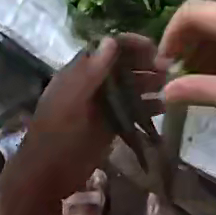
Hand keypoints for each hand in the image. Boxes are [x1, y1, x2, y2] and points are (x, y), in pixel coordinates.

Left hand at [0, 34, 162, 214]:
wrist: (47, 175)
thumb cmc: (57, 134)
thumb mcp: (73, 100)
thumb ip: (91, 71)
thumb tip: (111, 40)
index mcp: (78, 74)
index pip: (105, 49)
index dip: (127, 44)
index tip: (152, 47)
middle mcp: (91, 86)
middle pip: (120, 67)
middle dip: (142, 64)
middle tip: (166, 68)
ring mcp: (100, 107)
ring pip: (127, 88)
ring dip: (147, 84)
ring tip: (167, 84)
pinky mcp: (109, 127)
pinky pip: (130, 111)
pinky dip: (145, 108)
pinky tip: (162, 108)